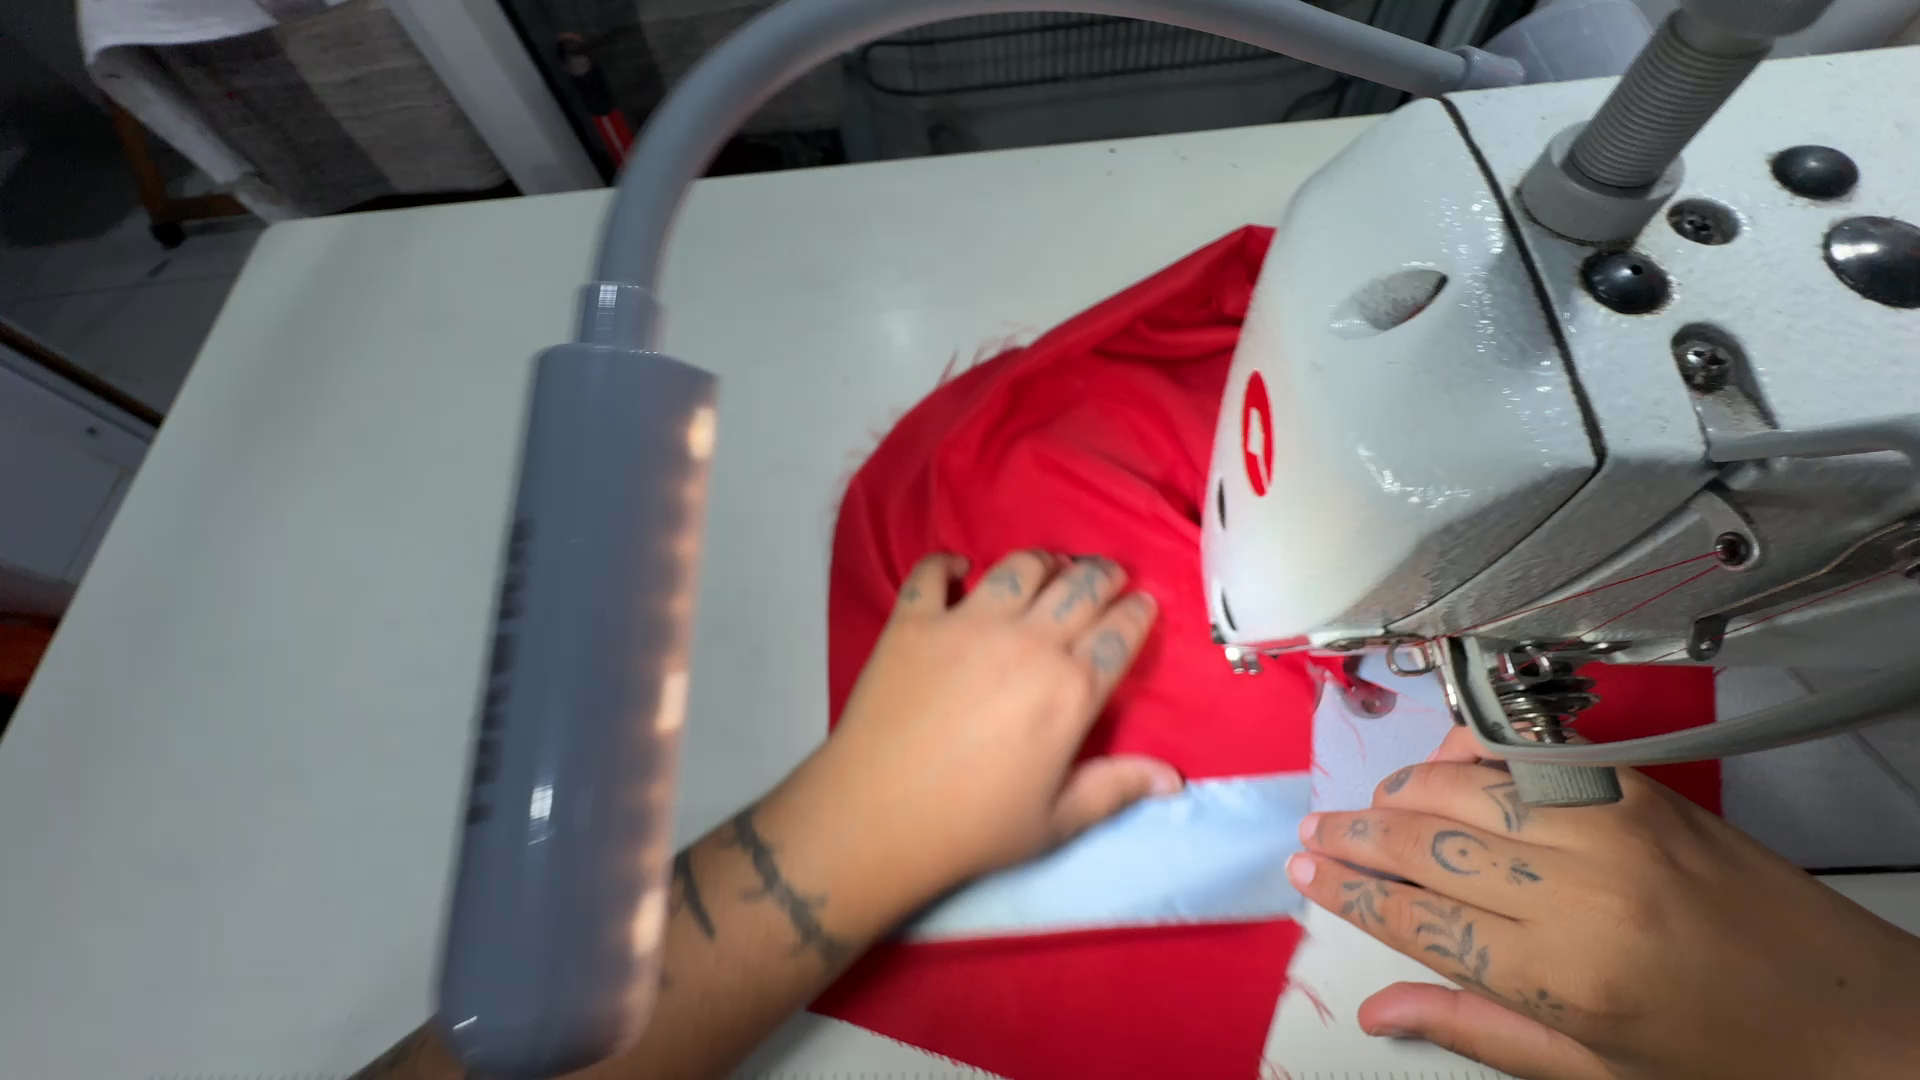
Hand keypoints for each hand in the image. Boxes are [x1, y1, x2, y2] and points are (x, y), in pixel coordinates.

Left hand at [795, 550, 1177, 903]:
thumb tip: (1174, 779)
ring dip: (1043, 562)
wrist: (876, 817)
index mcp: (1070, 689)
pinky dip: (947, 564)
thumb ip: (1116, 789)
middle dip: (1103, 575)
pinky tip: (958, 569)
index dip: (1138, 613)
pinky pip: (933, 572)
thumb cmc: (973, 826)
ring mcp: (965, 623)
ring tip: (1048, 568)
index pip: (1121, 633)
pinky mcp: (913, 620)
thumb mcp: (1056, 821)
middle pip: (1080, 587)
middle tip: (1106, 577)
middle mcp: (1026, 642)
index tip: (1143, 604)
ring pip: (1019, 567)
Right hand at [1285, 727, 1919, 1079]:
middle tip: (1313, 834)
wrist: (1881, 1026)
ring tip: (1366, 811)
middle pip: (1422, 844)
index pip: (1414, 917)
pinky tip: (1435, 767)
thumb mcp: (1600, 1072)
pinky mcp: (1631, 789)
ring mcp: (1608, 826)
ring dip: (1395, 795)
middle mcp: (1579, 891)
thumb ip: (1476, 1026)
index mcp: (1567, 976)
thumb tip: (1380, 1010)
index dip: (1346, 891)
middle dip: (1352, 837)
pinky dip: (1462, 755)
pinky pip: (1516, 755)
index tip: (1304, 871)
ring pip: (1456, 788)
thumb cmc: (1735, 1065)